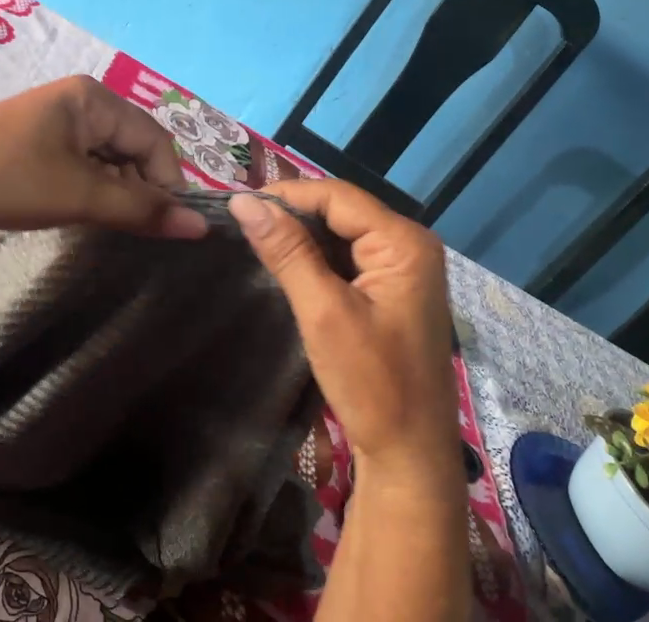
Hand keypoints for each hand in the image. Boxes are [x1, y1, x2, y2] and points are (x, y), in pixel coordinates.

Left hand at [0, 76, 206, 256]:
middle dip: (138, 188)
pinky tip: (72, 210)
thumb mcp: (80, 195)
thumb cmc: (7, 180)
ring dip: (112, 192)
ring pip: (106, 159)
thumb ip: (142, 209)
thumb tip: (201, 226)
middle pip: (132, 147)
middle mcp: (78, 100)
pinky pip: (80, 163)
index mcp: (93, 98)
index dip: (167, 184)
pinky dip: (87, 189)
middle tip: (127, 228)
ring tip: (96, 221)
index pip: (155, 140)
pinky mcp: (34, 142)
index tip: (166, 227)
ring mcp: (53, 120)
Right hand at [227, 180, 454, 480]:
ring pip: (344, 234)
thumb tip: (244, 203)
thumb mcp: (323, 312)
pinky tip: (288, 266)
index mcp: (404, 242)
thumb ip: (287, 251)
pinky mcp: (395, 291)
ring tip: (256, 240)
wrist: (410, 453)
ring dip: (303, 237)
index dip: (287, 194)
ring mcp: (406, 269)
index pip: (337, 196)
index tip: (237, 205)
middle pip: (342, 210)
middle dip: (293, 214)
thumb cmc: (372, 383)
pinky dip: (319, 259)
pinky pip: (351, 258)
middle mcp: (411, 245)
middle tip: (241, 223)